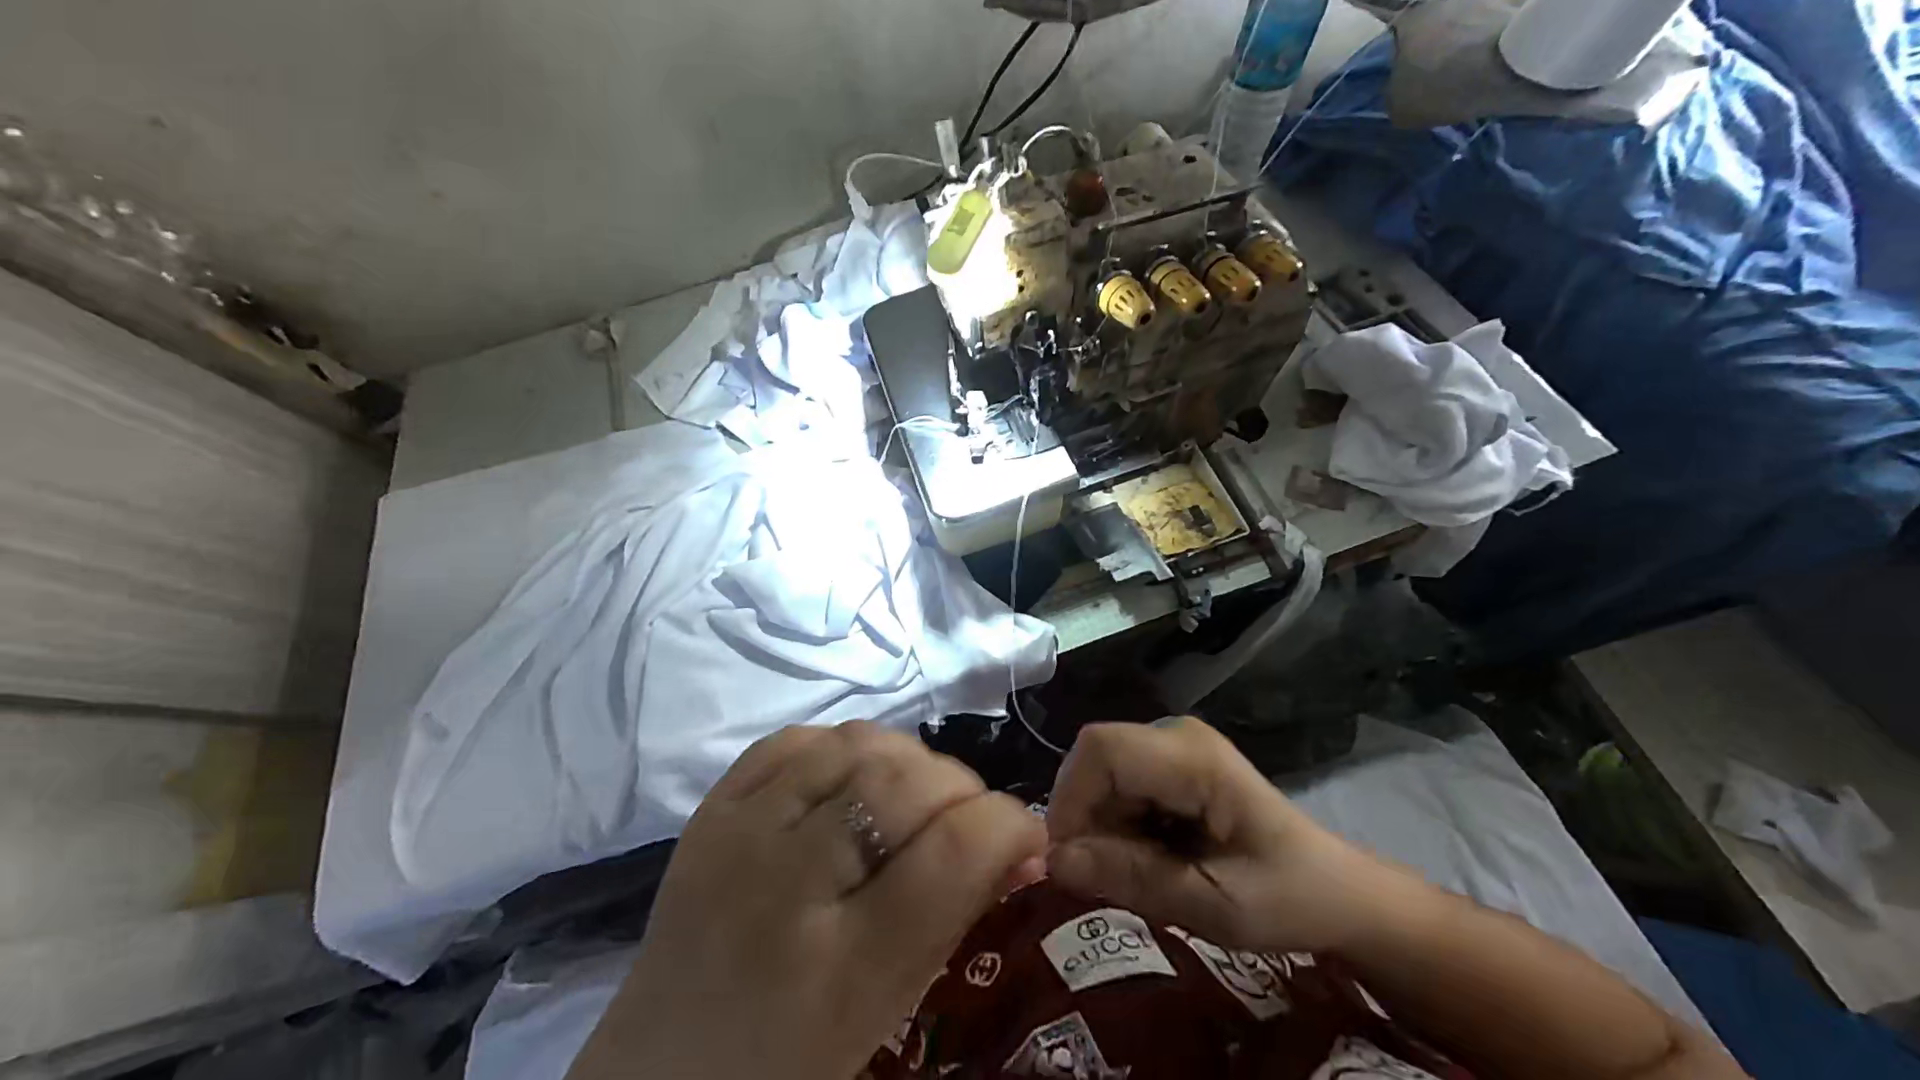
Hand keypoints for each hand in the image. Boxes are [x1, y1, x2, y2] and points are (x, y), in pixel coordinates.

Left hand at [578, 721, 1045, 1079]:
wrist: (665, 1064)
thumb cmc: (793, 1058)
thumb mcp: (889, 1008)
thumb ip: (955, 915)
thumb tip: (1020, 843)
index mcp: (841, 970)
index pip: (952, 852)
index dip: (1009, 824)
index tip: (1024, 837)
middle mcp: (786, 887)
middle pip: (902, 783)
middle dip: (962, 787)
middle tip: (969, 818)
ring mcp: (739, 835)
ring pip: (854, 744)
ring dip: (907, 759)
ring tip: (913, 795)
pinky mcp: (709, 808)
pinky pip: (796, 738)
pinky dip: (843, 747)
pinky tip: (851, 781)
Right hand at [1045, 716, 1387, 953]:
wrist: (1338, 892)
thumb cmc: (1288, 899)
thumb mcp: (1214, 906)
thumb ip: (1133, 878)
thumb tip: (1053, 861)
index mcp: (1193, 758)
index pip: (1100, 750)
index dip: (1070, 799)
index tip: (1070, 861)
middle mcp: (1176, 736)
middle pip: (1095, 763)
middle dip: (1087, 821)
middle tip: (1108, 879)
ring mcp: (1173, 746)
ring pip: (1100, 776)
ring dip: (1102, 828)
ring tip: (1138, 873)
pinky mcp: (1171, 763)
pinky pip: (1117, 785)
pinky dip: (1118, 826)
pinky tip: (1151, 857)